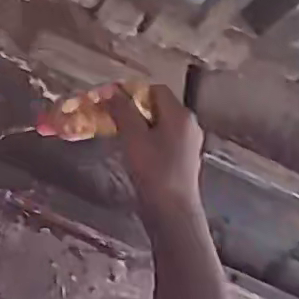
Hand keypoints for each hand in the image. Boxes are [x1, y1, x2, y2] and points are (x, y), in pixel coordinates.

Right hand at [105, 83, 204, 208]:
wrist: (172, 209)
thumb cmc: (153, 169)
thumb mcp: (133, 136)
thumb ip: (122, 110)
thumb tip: (111, 90)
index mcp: (180, 115)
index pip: (155, 90)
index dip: (132, 92)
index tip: (110, 101)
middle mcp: (188, 124)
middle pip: (158, 106)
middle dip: (133, 108)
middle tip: (110, 117)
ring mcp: (188, 142)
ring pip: (159, 123)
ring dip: (138, 124)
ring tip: (118, 133)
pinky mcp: (183, 158)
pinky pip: (162, 138)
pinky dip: (146, 137)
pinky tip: (133, 150)